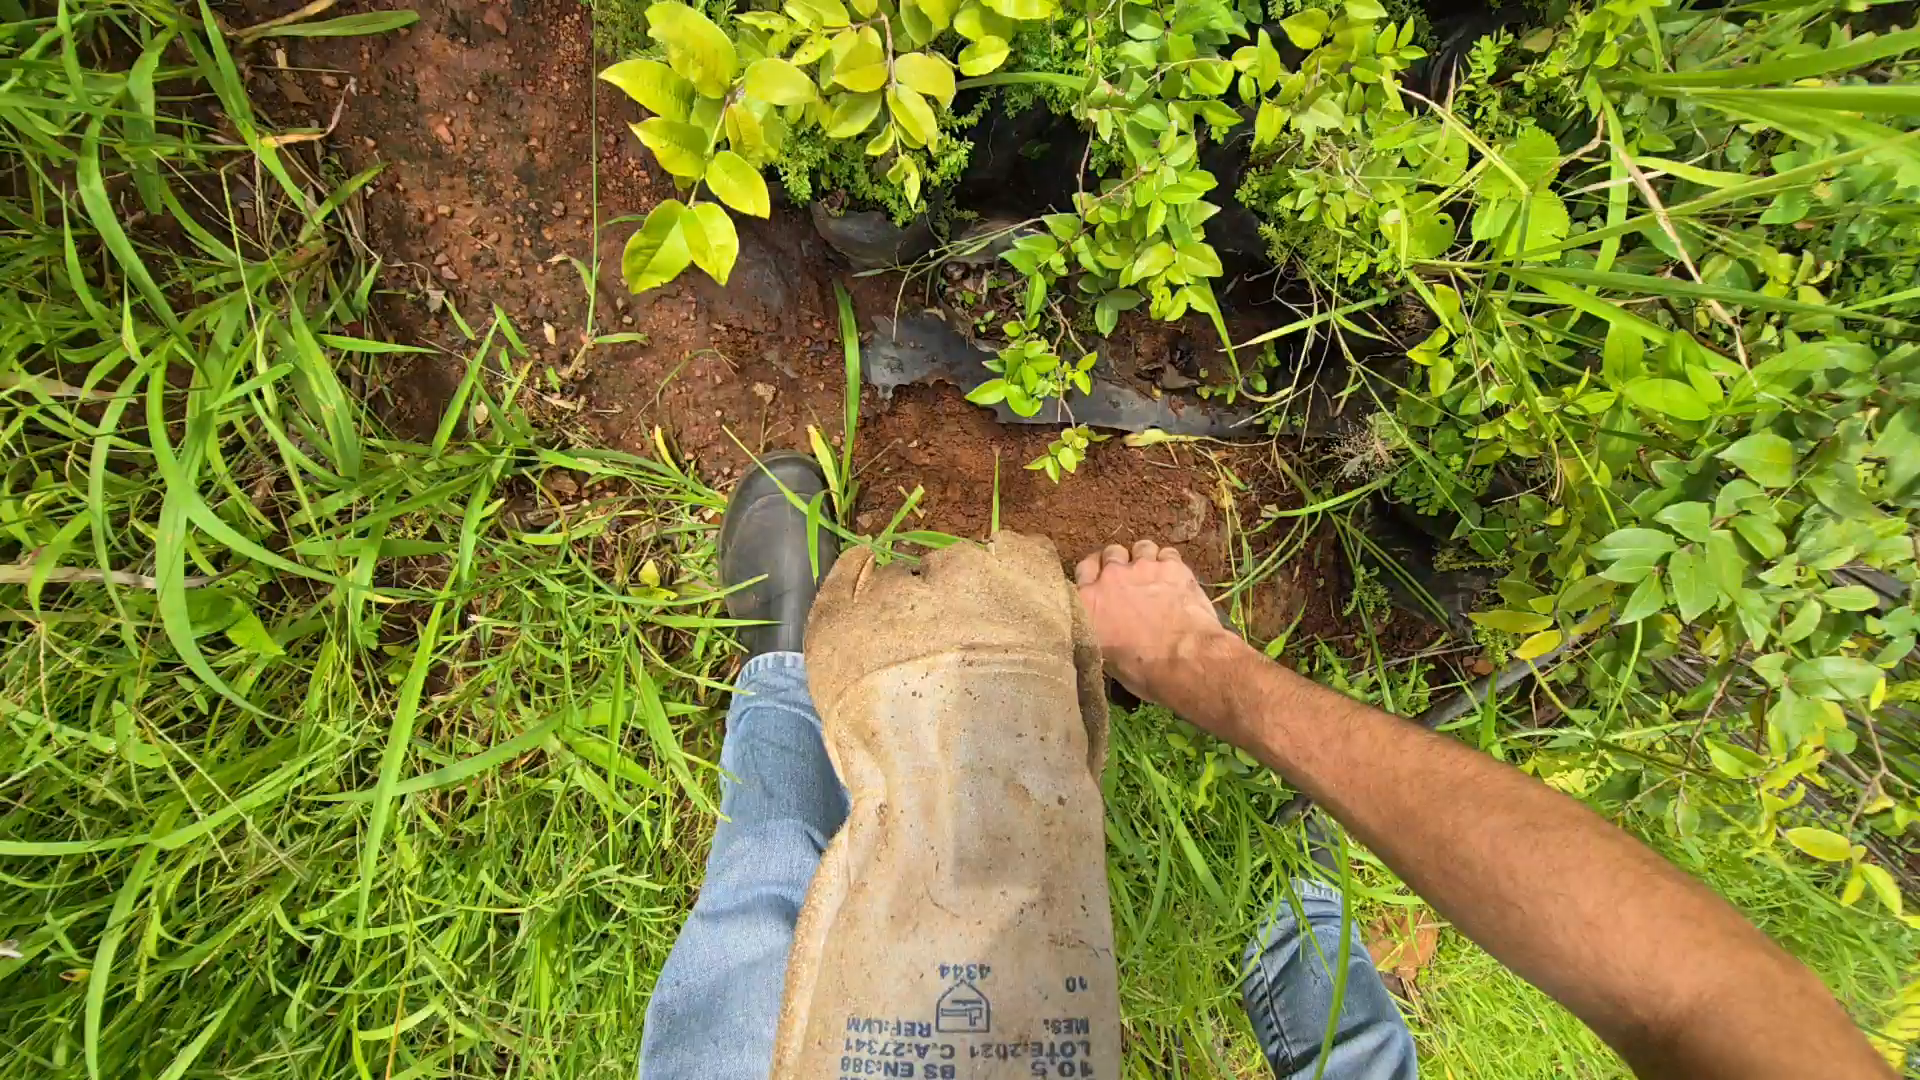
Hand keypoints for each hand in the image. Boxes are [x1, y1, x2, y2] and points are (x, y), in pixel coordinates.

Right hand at [1075, 539, 1249, 709]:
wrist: (1183, 660)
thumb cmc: (1141, 669)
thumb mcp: (1104, 655)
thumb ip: (1097, 629)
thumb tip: (1101, 628)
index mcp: (1087, 600)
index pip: (1083, 570)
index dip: (1093, 573)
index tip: (1100, 580)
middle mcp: (1110, 577)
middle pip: (1110, 553)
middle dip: (1118, 562)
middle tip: (1128, 578)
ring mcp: (1142, 568)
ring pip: (1140, 548)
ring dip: (1144, 558)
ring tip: (1152, 574)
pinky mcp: (1172, 566)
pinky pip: (1167, 553)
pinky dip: (1169, 562)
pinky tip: (1173, 576)